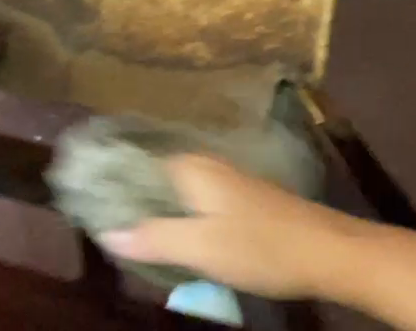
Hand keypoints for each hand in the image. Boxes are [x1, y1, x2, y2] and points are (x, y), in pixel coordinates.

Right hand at [97, 154, 371, 299]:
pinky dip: (175, 214)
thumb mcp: (202, 247)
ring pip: (171, 188)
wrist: (328, 252)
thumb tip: (106, 233)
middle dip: (129, 197)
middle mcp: (200, 162)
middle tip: (107, 224)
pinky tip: (172, 236)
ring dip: (153, 208)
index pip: (133, 162)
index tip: (87, 201)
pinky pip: (190, 199)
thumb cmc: (260, 245)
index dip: (110, 182)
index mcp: (187, 165)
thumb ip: (154, 238)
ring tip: (132, 233)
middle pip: (151, 175)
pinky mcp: (235, 196)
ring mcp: (220, 177)